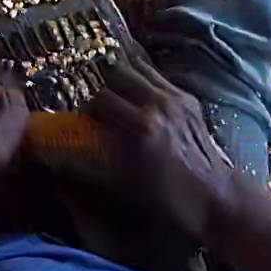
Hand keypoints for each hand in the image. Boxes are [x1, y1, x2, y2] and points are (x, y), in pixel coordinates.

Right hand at [89, 55, 246, 242]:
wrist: (219, 199)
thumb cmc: (170, 201)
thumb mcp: (123, 189)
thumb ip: (85, 170)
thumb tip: (51, 160)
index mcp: (141, 126)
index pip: (99, 99)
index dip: (85, 109)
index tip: (82, 122)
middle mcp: (158, 104)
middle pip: (116, 74)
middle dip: (101, 87)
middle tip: (97, 106)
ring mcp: (176, 98)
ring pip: (138, 69)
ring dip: (122, 79)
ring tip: (116, 96)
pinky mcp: (189, 100)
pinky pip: (158, 77)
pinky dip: (143, 81)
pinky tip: (139, 98)